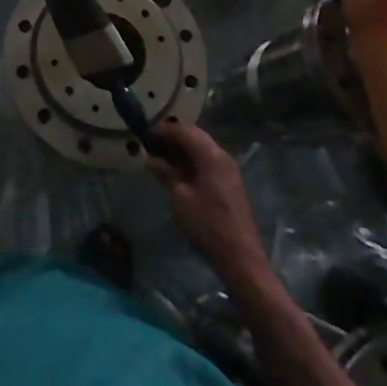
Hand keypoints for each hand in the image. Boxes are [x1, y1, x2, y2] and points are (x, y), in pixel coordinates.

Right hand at [146, 121, 266, 278]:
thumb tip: (151, 159)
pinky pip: (209, 161)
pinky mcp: (230, 182)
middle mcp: (222, 156)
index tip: (146, 133)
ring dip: (183, 149)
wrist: (240, 255)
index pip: (185, 131)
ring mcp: (229, 169)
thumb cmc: (207, 224)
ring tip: (162, 157)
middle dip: (174, 137)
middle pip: (196, 136)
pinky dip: (193, 160)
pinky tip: (179, 172)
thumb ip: (166, 174)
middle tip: (153, 144)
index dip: (164, 130)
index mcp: (211, 156)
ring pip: (203, 148)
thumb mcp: (180, 199)